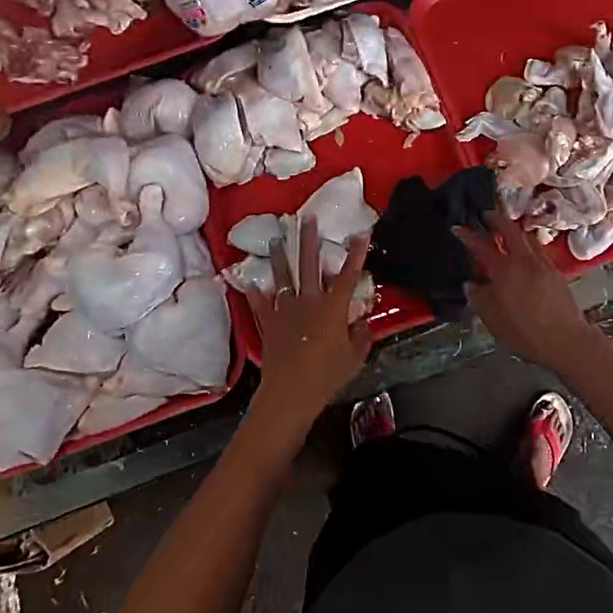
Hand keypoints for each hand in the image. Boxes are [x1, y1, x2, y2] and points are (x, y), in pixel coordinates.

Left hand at [244, 217, 372, 431]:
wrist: (289, 393)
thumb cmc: (327, 375)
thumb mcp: (355, 356)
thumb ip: (361, 335)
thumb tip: (361, 321)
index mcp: (332, 308)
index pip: (348, 275)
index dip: (356, 254)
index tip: (361, 233)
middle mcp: (308, 303)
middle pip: (310, 266)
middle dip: (309, 240)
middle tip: (307, 218)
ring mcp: (284, 312)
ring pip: (283, 279)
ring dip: (280, 257)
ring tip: (276, 239)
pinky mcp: (268, 326)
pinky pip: (261, 306)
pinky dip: (255, 294)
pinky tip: (251, 283)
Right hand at [458, 212, 603, 368]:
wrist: (565, 338)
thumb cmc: (525, 332)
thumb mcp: (493, 319)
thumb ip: (479, 298)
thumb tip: (471, 284)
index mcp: (505, 270)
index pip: (482, 246)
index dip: (468, 236)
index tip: (458, 228)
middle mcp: (525, 261)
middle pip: (510, 231)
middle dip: (497, 219)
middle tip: (486, 215)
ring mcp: (543, 264)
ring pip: (527, 238)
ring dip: (514, 230)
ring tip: (506, 230)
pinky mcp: (556, 271)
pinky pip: (539, 249)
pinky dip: (528, 243)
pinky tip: (526, 252)